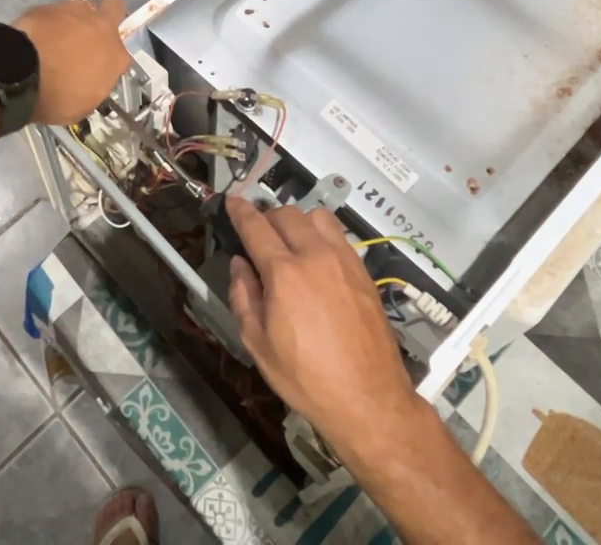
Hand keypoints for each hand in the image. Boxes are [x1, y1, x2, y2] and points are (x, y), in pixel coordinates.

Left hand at [13, 0, 130, 125]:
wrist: (20, 76)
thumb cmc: (56, 98)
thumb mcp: (82, 105)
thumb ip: (92, 85)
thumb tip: (87, 80)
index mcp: (114, 55)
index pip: (121, 54)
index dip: (109, 60)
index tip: (96, 68)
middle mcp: (100, 27)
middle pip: (114, 5)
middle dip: (106, 14)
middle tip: (91, 32)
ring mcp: (73, 11)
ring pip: (81, 4)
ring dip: (74, 17)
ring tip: (58, 35)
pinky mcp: (46, 6)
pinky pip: (52, 12)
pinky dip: (47, 22)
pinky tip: (36, 36)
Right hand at [225, 197, 421, 450]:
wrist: (368, 399)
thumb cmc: (306, 377)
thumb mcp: (258, 344)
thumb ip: (243, 296)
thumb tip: (240, 265)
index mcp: (284, 273)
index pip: (256, 227)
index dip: (240, 211)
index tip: (231, 201)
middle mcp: (315, 256)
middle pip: (286, 214)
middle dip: (266, 217)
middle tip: (257, 235)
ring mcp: (344, 261)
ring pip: (317, 216)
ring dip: (297, 221)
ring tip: (289, 242)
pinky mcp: (363, 272)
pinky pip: (339, 235)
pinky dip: (321, 235)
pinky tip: (316, 259)